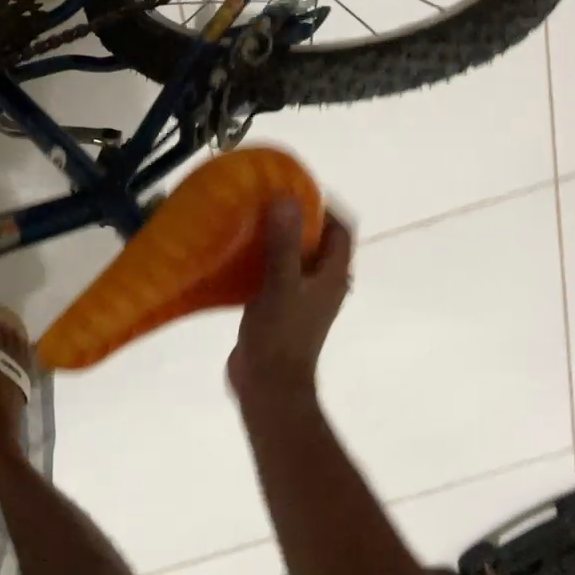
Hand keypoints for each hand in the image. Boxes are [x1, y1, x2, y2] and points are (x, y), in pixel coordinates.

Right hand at [227, 199, 353, 398]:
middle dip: (294, 220)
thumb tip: (287, 197)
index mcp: (333, 276)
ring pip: (293, 260)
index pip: (340, 229)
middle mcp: (322, 285)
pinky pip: (273, 277)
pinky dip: (260, 263)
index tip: (292, 189)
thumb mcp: (281, 284)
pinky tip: (234, 258)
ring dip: (276, 241)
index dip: (323, 205)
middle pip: (316, 242)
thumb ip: (284, 242)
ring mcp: (301, 300)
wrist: (269, 386)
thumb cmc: (281, 335)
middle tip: (263, 202)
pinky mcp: (278, 311)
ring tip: (246, 224)